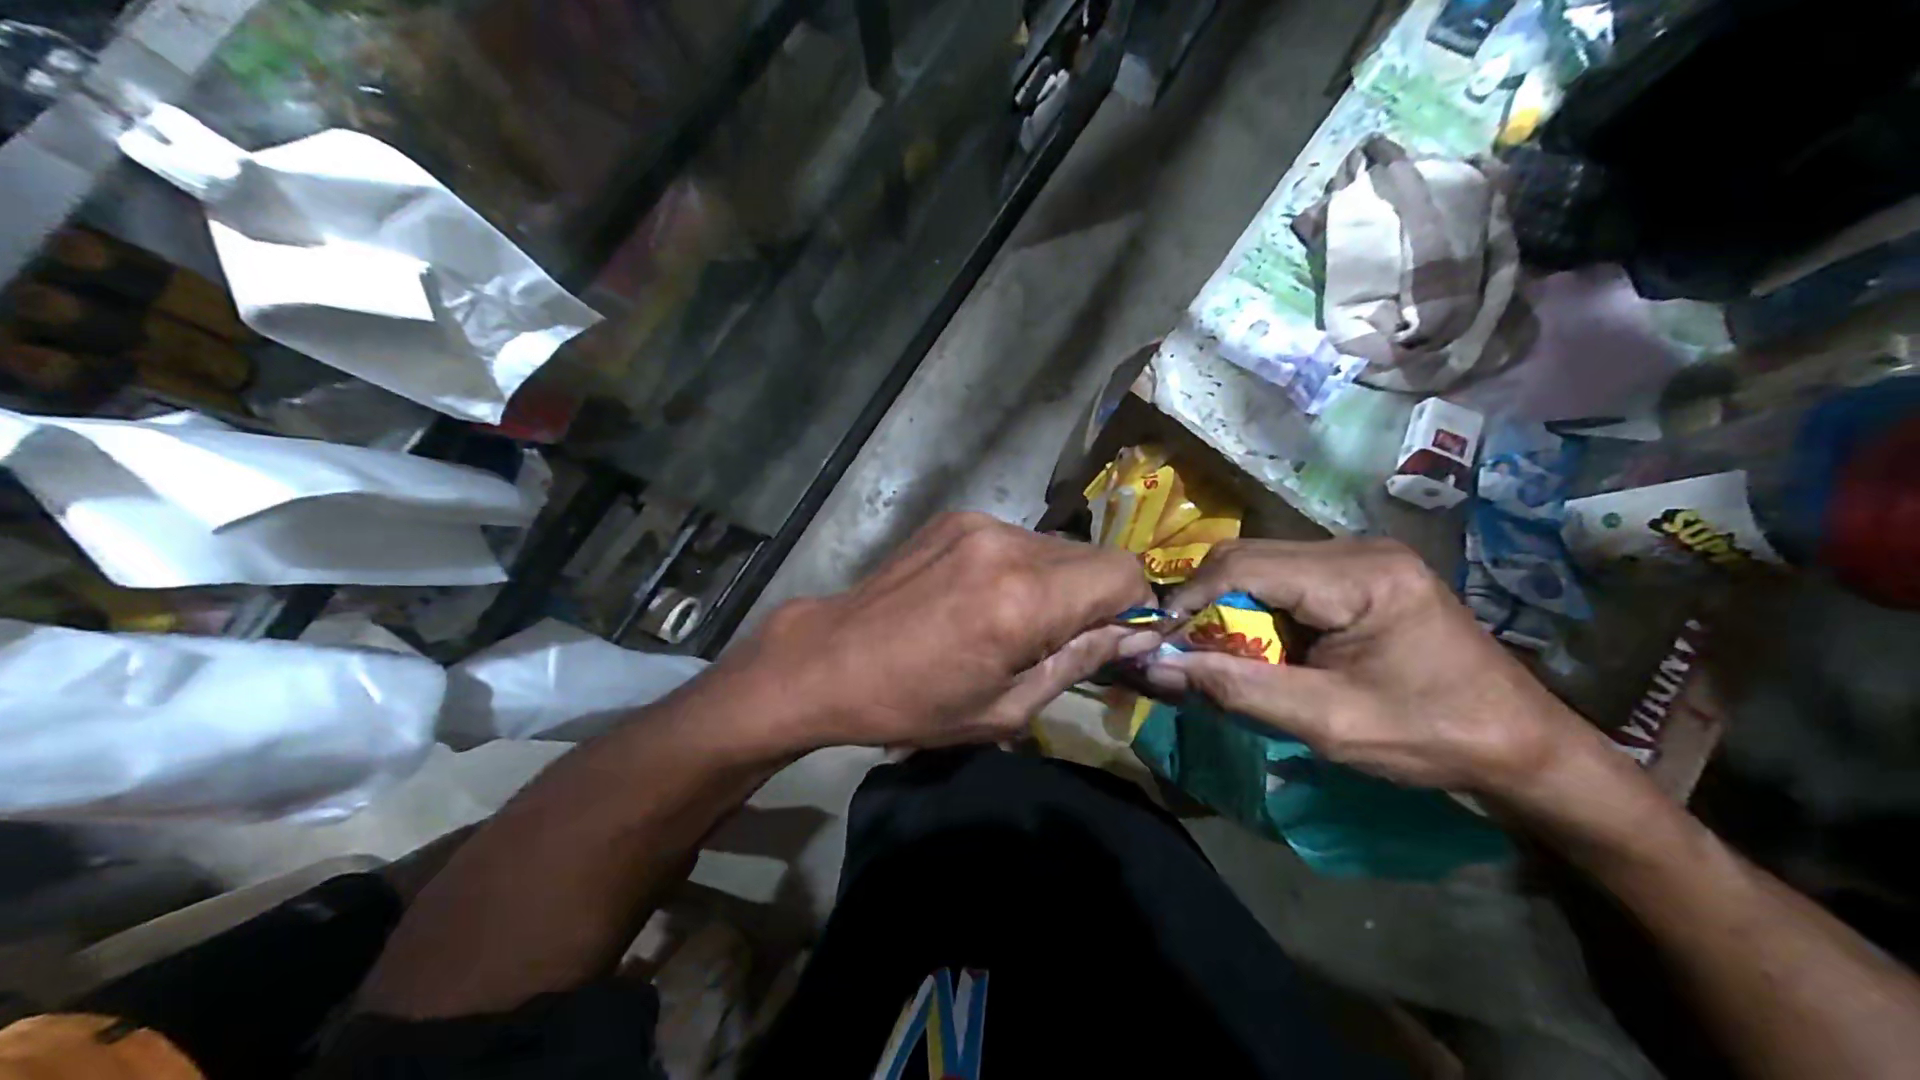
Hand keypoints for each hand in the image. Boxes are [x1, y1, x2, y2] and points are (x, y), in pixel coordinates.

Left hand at [713, 513, 1156, 752]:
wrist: (829, 659)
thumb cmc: (915, 703)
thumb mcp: (1007, 708)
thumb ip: (1079, 660)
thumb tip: (1135, 635)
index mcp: (1024, 599)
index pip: (1125, 574)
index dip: (1135, 608)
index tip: (1117, 641)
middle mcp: (1008, 545)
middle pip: (1094, 556)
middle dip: (1097, 598)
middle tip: (1066, 639)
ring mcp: (978, 524)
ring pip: (1058, 546)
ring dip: (1059, 582)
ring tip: (1018, 621)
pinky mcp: (956, 518)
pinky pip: (1019, 539)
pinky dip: (1023, 568)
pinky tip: (986, 598)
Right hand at [1144, 538, 1602, 796]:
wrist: (1521, 746)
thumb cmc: (1431, 737)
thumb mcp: (1328, 722)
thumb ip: (1237, 690)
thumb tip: (1158, 667)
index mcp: (1360, 576)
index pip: (1244, 565)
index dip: (1191, 599)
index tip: (1160, 642)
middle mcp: (1358, 549)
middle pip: (1248, 557)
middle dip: (1206, 603)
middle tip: (1186, 652)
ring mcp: (1362, 557)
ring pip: (1262, 565)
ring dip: (1229, 607)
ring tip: (1219, 655)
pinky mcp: (1362, 574)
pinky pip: (1286, 579)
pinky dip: (1257, 610)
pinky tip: (1260, 647)